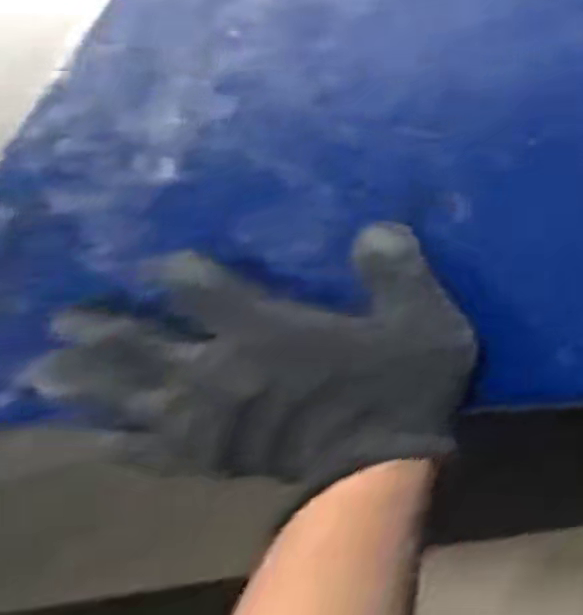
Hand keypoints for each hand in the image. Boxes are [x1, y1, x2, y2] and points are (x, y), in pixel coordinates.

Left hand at [24, 223, 475, 492]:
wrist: (380, 462)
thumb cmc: (404, 379)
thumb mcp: (424, 314)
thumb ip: (397, 270)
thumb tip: (373, 228)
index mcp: (270, 329)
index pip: (206, 292)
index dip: (180, 273)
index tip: (163, 262)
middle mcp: (218, 368)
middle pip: (140, 344)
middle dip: (101, 328)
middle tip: (68, 316)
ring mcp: (201, 418)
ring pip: (122, 395)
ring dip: (81, 381)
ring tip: (49, 369)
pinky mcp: (200, 456)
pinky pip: (135, 448)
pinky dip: (105, 438)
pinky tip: (90, 433)